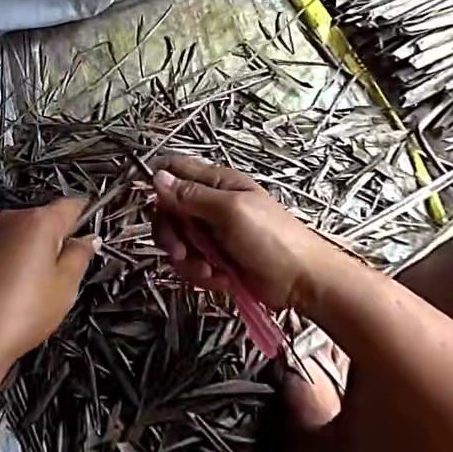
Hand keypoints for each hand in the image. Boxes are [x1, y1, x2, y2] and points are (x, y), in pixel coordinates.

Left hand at [0, 198, 97, 385]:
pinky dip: (14, 258)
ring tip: (39, 284)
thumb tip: (88, 239)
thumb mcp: (65, 286)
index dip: (87, 216)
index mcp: (39, 221)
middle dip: (60, 237)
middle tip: (67, 269)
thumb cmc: (24, 312)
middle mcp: (11, 219)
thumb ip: (80, 254)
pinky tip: (15, 287)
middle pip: (46, 217)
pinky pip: (4, 245)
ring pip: (24, 232)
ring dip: (35, 248)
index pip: (72, 204)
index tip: (92, 235)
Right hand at [150, 152, 362, 311]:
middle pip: (168, 212)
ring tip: (211, 270)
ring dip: (188, 261)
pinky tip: (221, 278)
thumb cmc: (274, 239)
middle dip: (170, 234)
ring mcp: (213, 233)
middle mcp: (210, 205)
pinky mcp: (216, 259)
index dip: (156, 180)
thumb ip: (192, 196)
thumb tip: (157, 176)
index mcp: (216, 183)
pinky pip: (192, 264)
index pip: (174, 169)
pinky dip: (202, 274)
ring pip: (178, 242)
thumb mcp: (231, 212)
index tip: (148, 201)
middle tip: (181, 250)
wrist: (304, 282)